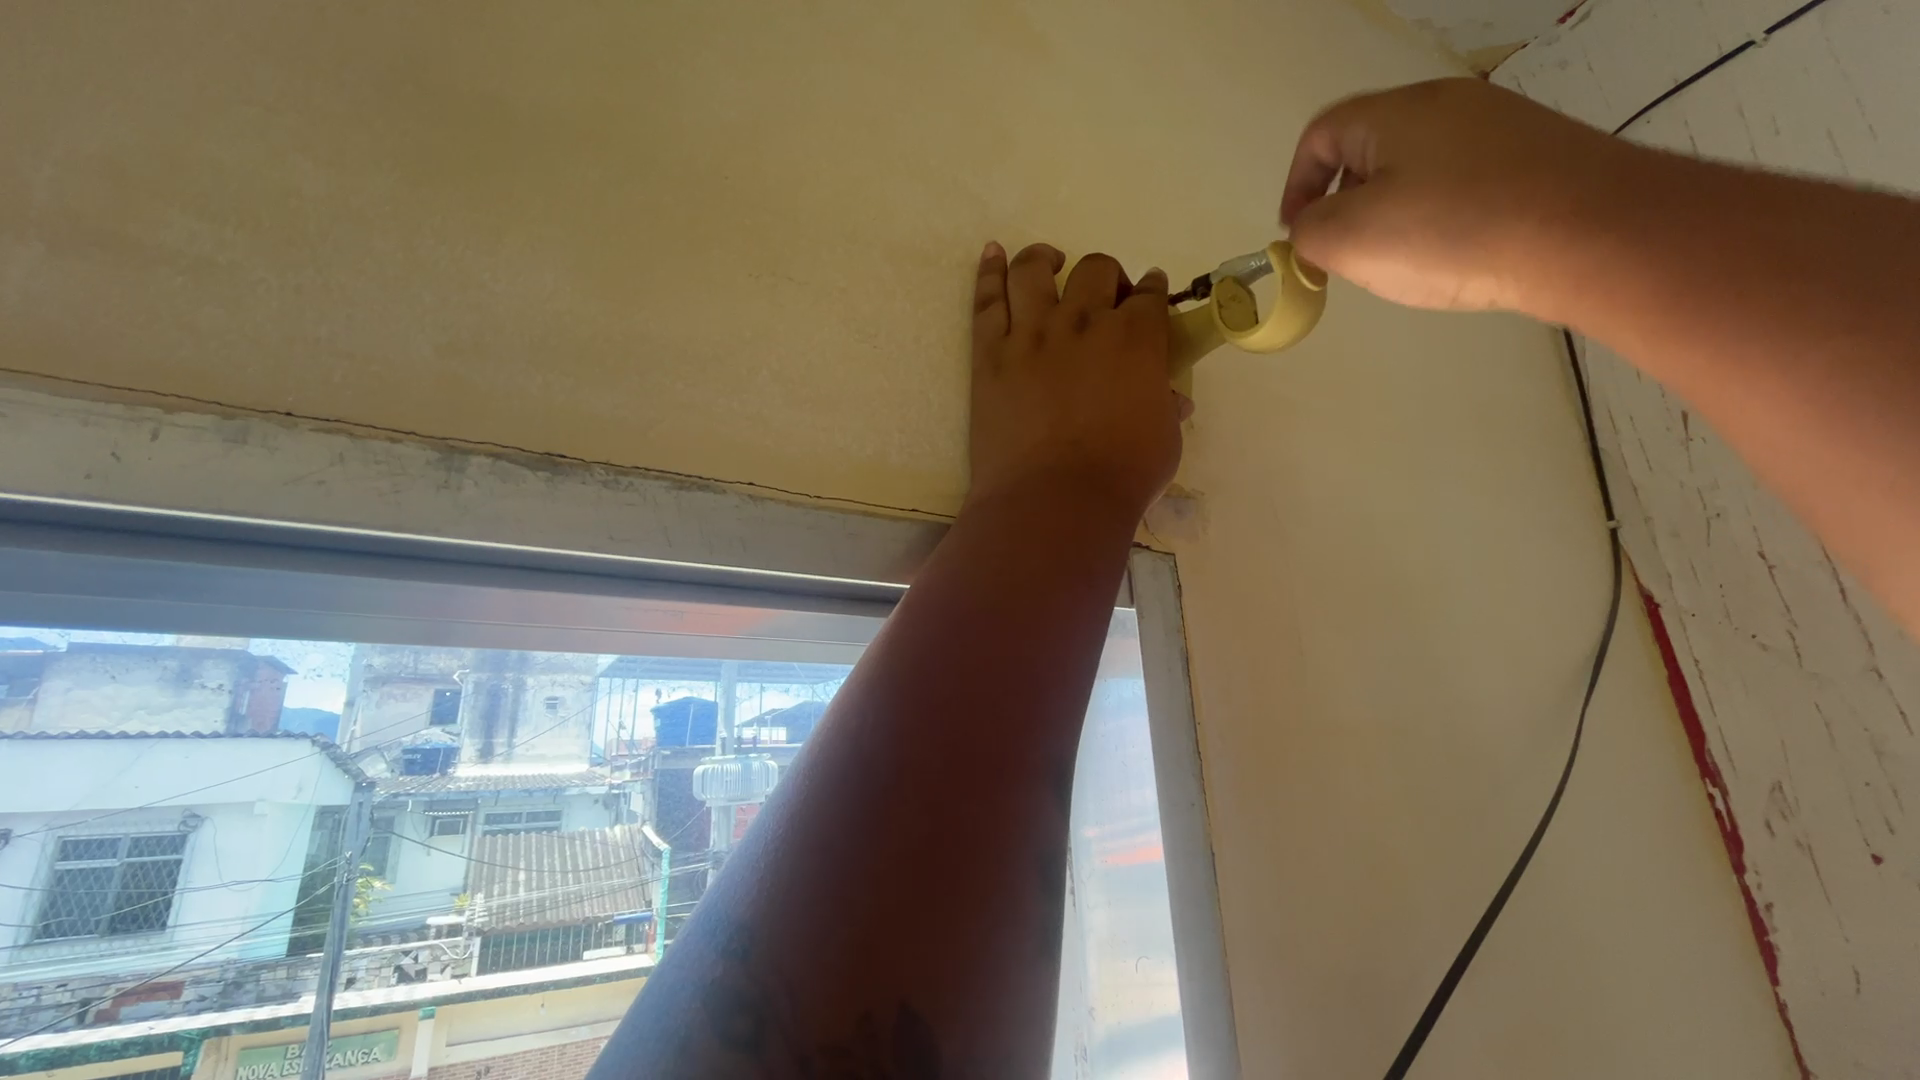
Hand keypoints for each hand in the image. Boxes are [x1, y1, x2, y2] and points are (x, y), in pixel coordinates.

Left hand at [967, 242, 1185, 521]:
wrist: (1055, 500)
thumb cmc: (1122, 476)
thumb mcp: (1165, 441)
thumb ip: (1165, 408)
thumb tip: (1172, 399)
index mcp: (1137, 338)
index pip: (1150, 296)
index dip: (1153, 290)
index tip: (1150, 291)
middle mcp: (1085, 322)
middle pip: (1096, 270)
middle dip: (1107, 276)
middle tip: (1104, 296)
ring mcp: (1033, 334)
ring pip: (1036, 271)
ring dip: (1045, 259)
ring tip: (1049, 261)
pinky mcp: (990, 354)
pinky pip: (987, 300)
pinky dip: (988, 271)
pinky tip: (992, 252)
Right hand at [1281, 77, 1639, 316]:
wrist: (1593, 233)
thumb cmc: (1453, 231)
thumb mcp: (1350, 238)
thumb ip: (1308, 232)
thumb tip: (1311, 229)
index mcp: (1394, 114)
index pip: (1320, 136)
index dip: (1296, 187)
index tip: (1299, 238)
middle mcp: (1446, 105)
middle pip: (1369, 150)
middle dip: (1344, 204)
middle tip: (1348, 255)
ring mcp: (1498, 127)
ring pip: (1416, 169)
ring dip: (1393, 215)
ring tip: (1405, 260)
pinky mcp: (1535, 156)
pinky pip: (1462, 182)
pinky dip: (1441, 217)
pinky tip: (1456, 252)